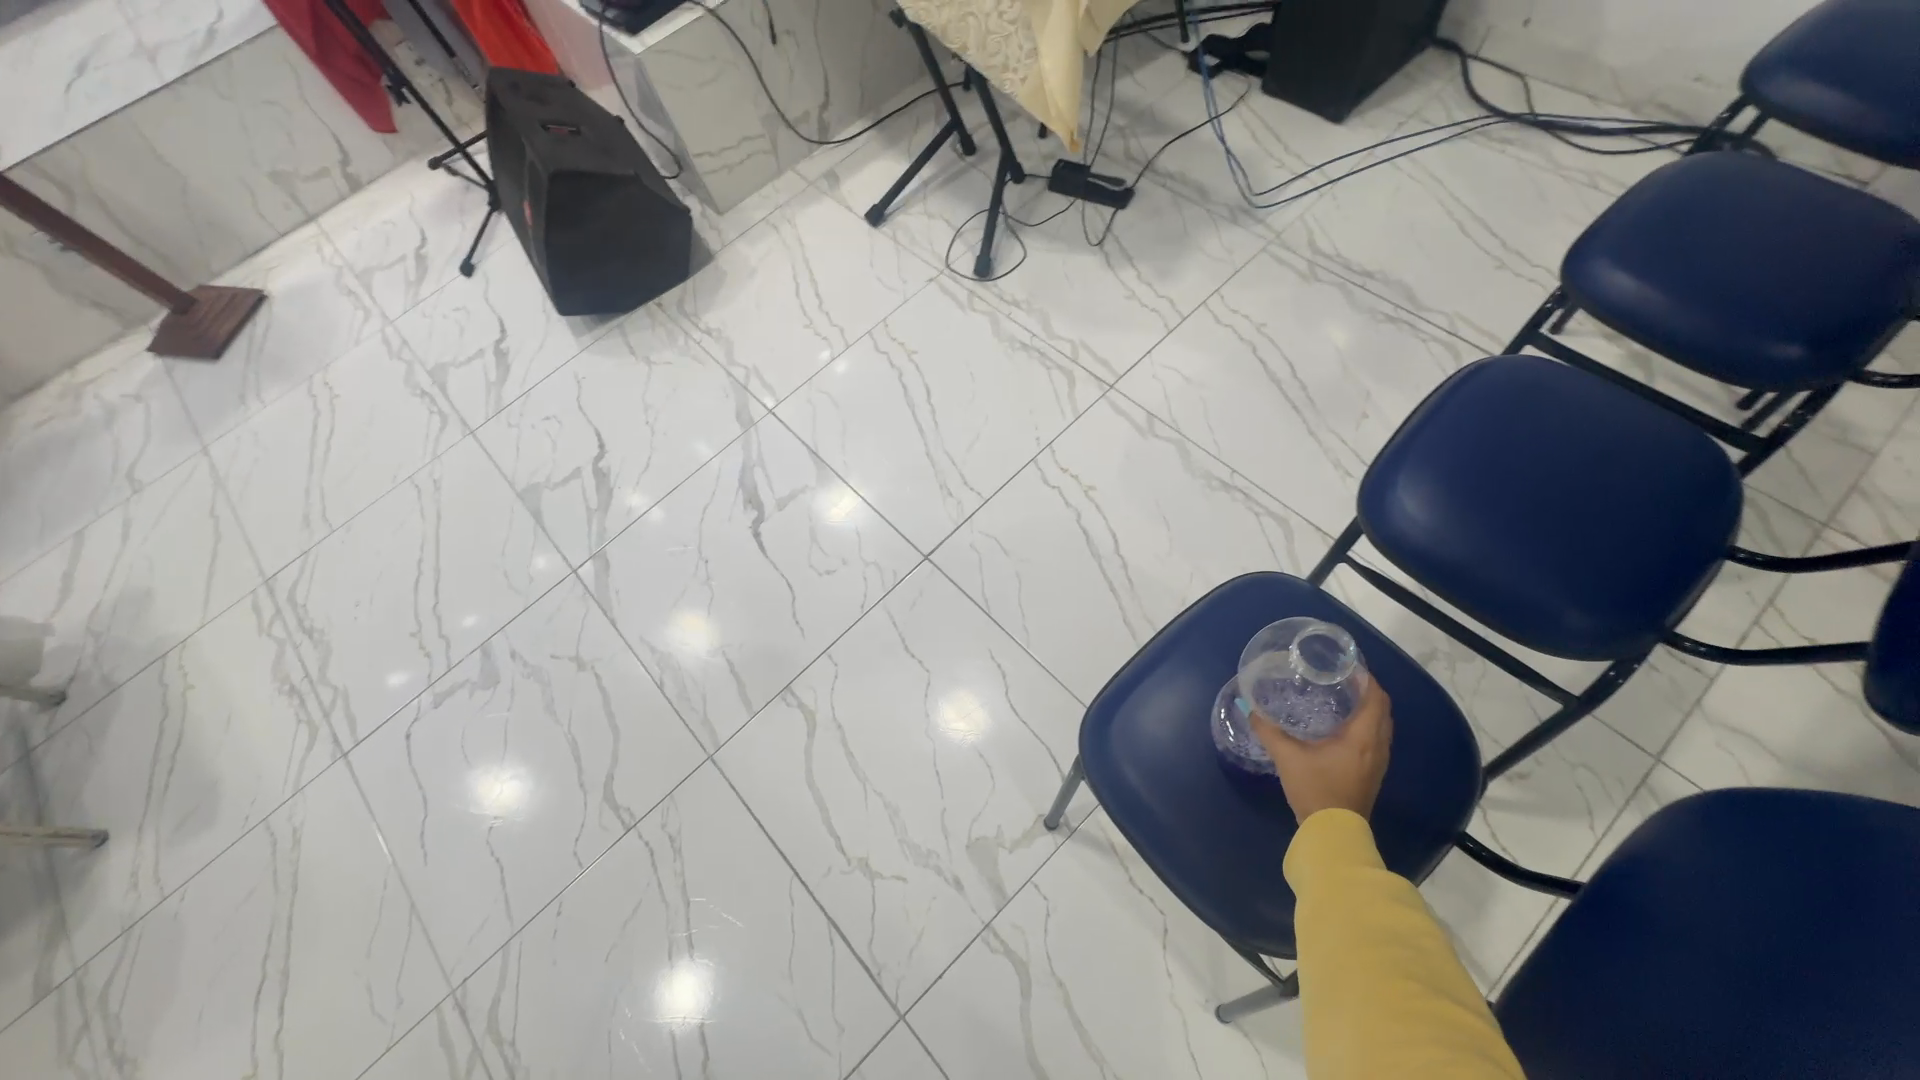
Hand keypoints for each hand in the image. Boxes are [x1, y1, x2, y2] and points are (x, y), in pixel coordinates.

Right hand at [1250, 678, 1392, 823]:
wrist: (1333, 832)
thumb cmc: (1315, 789)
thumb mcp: (1287, 757)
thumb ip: (1269, 731)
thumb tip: (1251, 709)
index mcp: (1362, 736)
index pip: (1375, 697)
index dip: (1366, 678)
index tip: (1348, 665)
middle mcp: (1376, 745)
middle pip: (1382, 709)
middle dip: (1367, 690)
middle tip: (1342, 678)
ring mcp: (1378, 761)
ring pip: (1381, 725)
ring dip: (1368, 709)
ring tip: (1343, 697)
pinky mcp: (1373, 773)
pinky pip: (1376, 739)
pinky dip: (1366, 725)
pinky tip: (1343, 727)